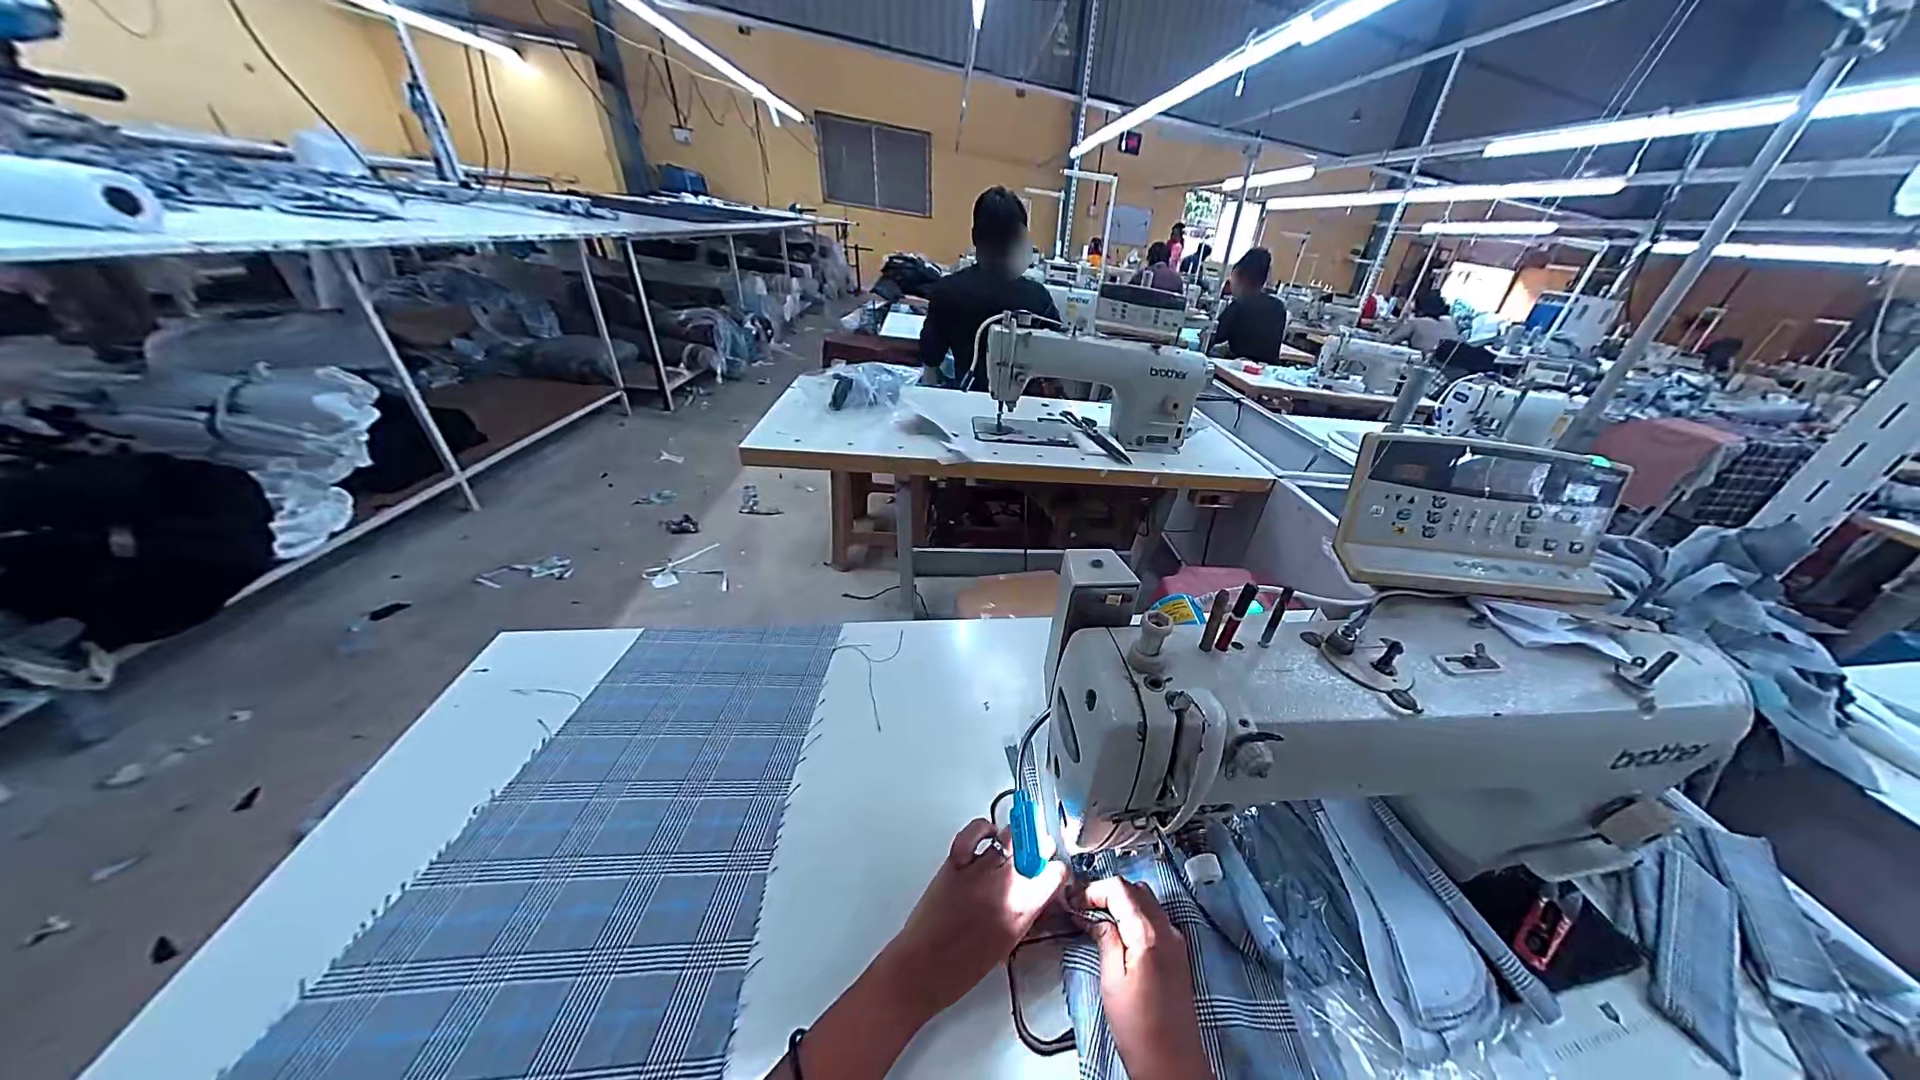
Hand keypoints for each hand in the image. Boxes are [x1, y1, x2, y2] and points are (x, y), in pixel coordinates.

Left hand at [873, 818, 1066, 1020]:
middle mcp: (1005, 886)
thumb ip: (1025, 912)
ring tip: (1012, 846)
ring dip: (1015, 839)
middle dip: (1038, 849)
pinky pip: (975, 832)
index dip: (1055, 869)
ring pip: (1008, 837)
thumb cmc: (962, 966)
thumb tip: (1034, 892)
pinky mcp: (956, 862)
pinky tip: (987, 834)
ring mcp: (979, 871)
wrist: (923, 968)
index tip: (1052, 868)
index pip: (1054, 874)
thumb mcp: (1008, 942)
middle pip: (1034, 848)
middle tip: (1036, 852)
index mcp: (1022, 910)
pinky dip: (983, 829)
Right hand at [1085, 877, 1212, 1079]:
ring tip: (1096, 917)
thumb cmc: (1139, 1029)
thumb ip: (1105, 939)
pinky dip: (1134, 914)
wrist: (1173, 1064)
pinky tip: (1118, 931)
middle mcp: (1167, 931)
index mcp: (1148, 935)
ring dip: (1121, 901)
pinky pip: (1154, 918)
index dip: (1094, 890)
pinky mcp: (1178, 953)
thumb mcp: (1112, 981)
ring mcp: (1175, 941)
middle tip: (1082, 907)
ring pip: (1145, 900)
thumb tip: (1094, 916)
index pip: (1119, 889)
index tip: (1075, 901)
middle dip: (1106, 892)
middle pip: (1133, 890)